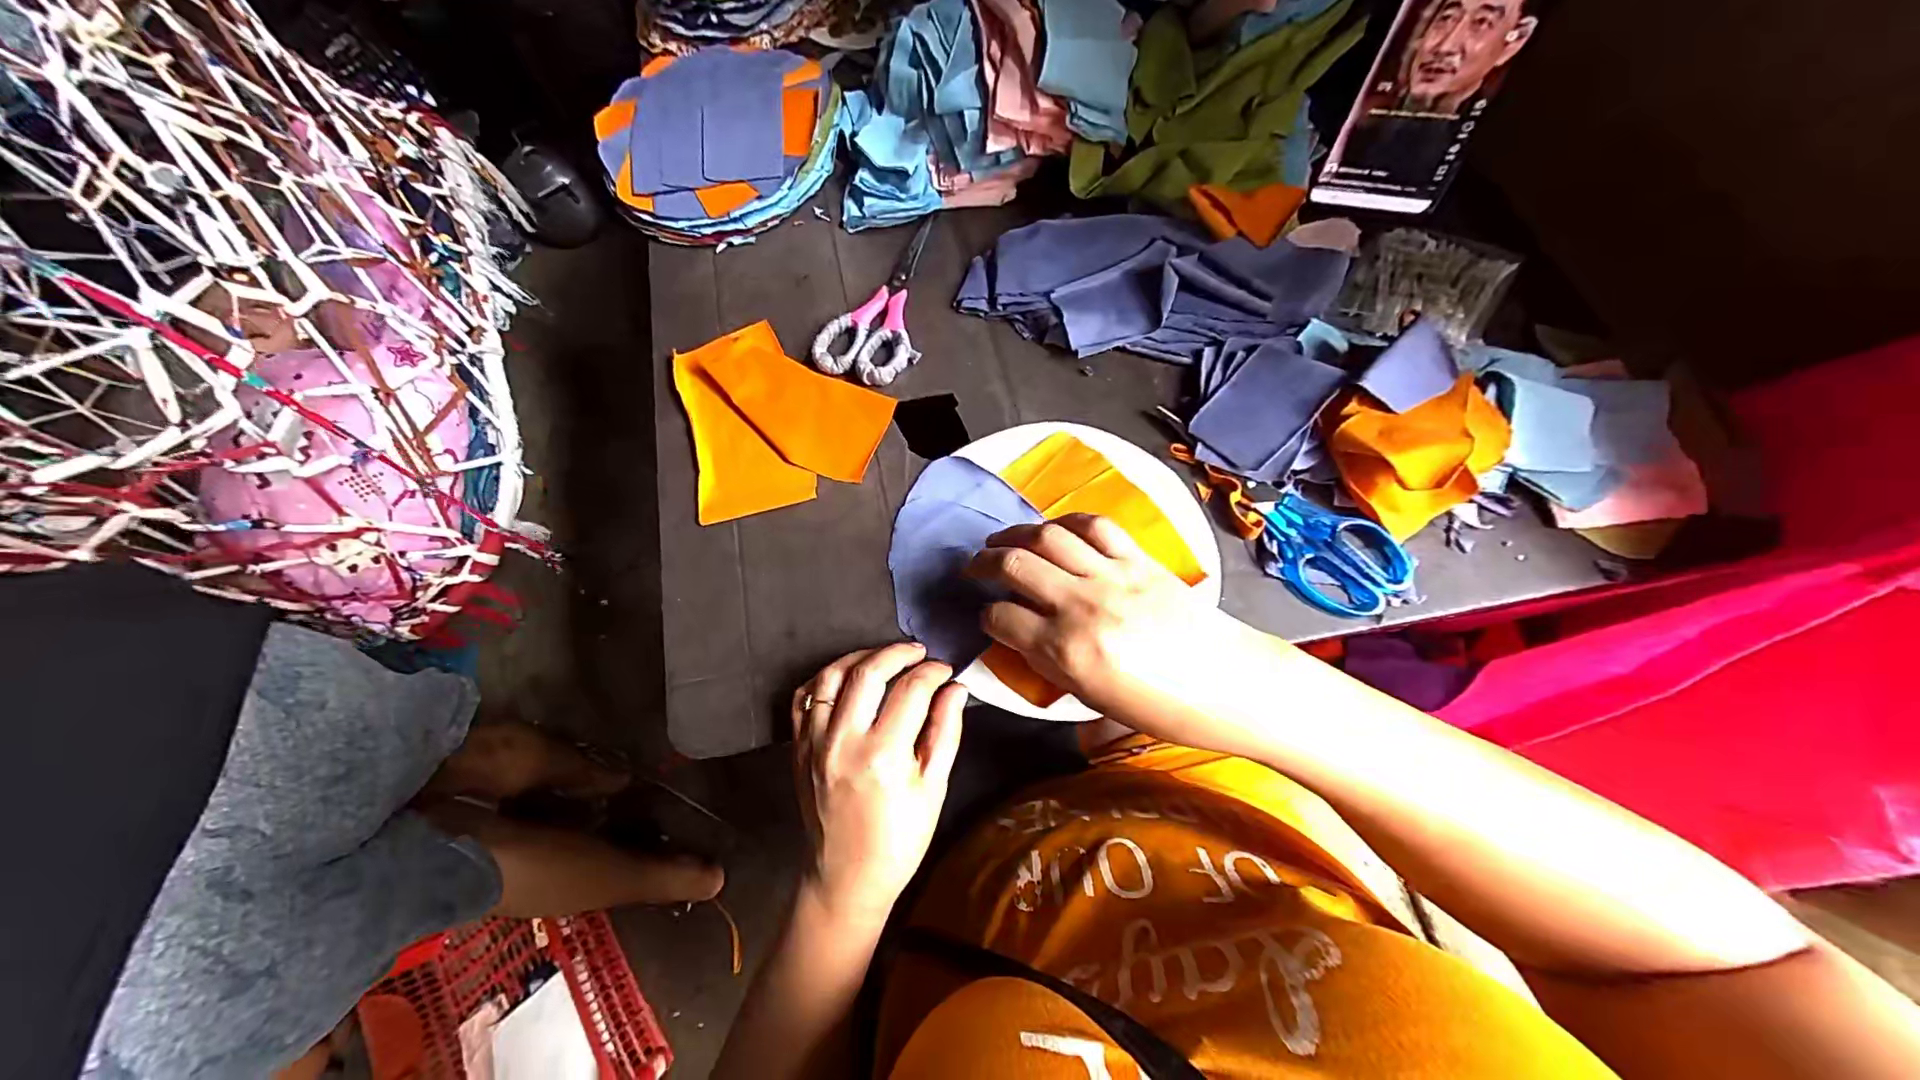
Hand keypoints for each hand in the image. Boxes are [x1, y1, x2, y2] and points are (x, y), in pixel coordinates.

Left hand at [790, 643, 965, 925]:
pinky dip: (825, 678)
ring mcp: (814, 744)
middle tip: (919, 653)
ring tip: (885, 658)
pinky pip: (804, 698)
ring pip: (831, 676)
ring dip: (860, 657)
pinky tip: (847, 676)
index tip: (946, 672)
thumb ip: (946, 731)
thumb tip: (956, 688)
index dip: (934, 673)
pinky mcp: (798, 749)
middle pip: (868, 672)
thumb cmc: (899, 839)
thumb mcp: (934, 788)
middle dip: (899, 653)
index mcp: (884, 756)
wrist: (847, 878)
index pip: (911, 690)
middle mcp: (843, 743)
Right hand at [965, 514, 1280, 756]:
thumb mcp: (1094, 700)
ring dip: (1016, 533)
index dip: (985, 617)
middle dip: (983, 562)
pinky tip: (1054, 528)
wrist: (1232, 686)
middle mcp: (1082, 606)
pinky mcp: (1139, 561)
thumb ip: (1052, 666)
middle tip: (975, 566)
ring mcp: (1112, 577)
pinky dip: (1066, 522)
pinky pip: (1094, 526)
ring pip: (1048, 537)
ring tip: (1002, 539)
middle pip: (1015, 565)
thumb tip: (1026, 641)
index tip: (987, 616)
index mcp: (1067, 651)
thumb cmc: (1166, 708)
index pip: (1002, 619)